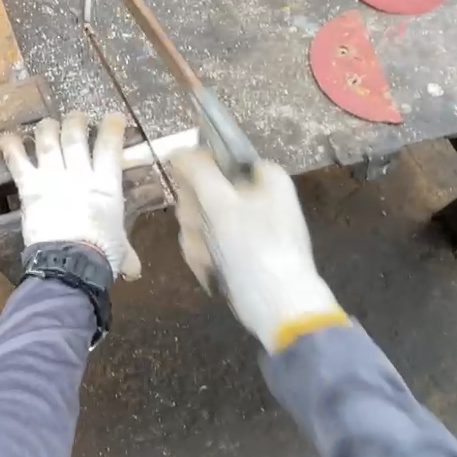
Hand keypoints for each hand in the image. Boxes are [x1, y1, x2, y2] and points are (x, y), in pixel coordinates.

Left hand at [0, 112, 141, 279]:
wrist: (70, 261)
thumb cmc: (100, 255)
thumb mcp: (119, 250)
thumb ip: (126, 253)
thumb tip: (134, 270)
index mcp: (106, 186)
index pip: (110, 147)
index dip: (112, 128)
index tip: (112, 117)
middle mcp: (79, 174)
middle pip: (76, 137)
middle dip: (75, 122)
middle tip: (75, 117)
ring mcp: (53, 177)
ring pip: (48, 141)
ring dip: (47, 128)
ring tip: (47, 123)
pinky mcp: (30, 186)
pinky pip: (18, 161)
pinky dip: (11, 148)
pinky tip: (6, 137)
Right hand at [170, 149, 342, 351]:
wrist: (278, 307)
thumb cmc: (255, 249)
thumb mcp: (223, 204)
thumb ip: (198, 171)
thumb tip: (177, 150)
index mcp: (266, 178)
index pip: (221, 157)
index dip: (202, 170)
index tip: (190, 186)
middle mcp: (257, 197)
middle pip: (205, 187)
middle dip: (195, 212)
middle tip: (202, 225)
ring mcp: (246, 225)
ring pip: (200, 215)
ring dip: (197, 236)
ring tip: (209, 254)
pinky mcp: (237, 249)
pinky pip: (205, 238)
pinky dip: (203, 252)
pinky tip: (209, 266)